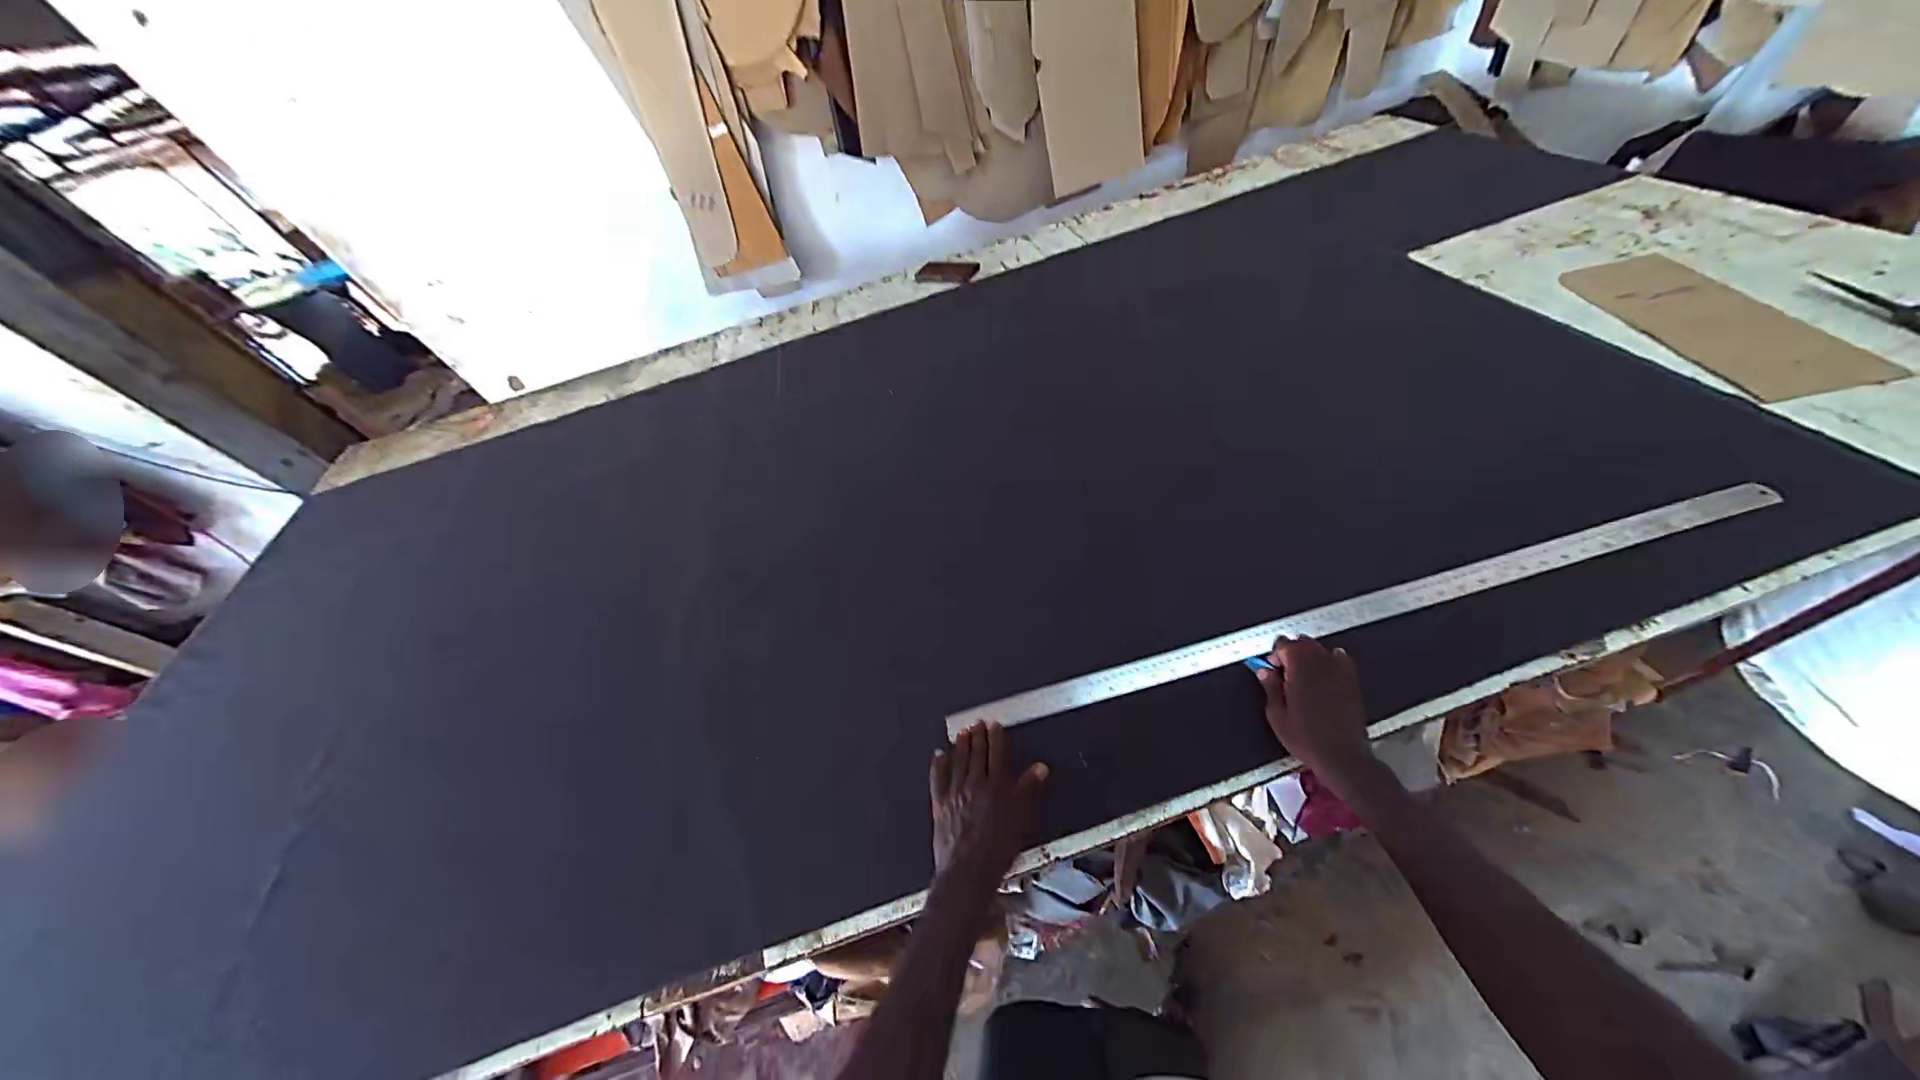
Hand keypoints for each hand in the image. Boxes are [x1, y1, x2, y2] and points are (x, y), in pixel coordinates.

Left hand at [929, 723, 1047, 892]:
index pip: (997, 753)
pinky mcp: (940, 804)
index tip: (994, 725)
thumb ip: (1029, 790)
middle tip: (977, 723)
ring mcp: (955, 793)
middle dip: (978, 736)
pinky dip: (939, 764)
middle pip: (976, 754)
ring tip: (963, 732)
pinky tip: (939, 755)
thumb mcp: (1022, 819)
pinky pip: (938, 778)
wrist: (968, 871)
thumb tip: (1039, 769)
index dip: (996, 737)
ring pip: (958, 761)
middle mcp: (974, 784)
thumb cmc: (998, 850)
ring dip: (961, 745)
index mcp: (996, 786)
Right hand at [1255, 637, 1375, 784]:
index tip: (1270, 667)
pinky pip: (1340, 659)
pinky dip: (1330, 662)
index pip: (1284, 644)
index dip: (1274, 654)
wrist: (1342, 756)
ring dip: (1309, 657)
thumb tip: (1264, 672)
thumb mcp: (1276, 714)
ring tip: (1302, 676)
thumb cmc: (1307, 738)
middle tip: (1283, 672)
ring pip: (1321, 649)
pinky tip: (1324, 677)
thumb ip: (1270, 687)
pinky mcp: (1353, 681)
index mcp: (1300, 667)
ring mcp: (1341, 671)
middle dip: (1291, 652)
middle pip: (1303, 643)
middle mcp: (1322, 663)